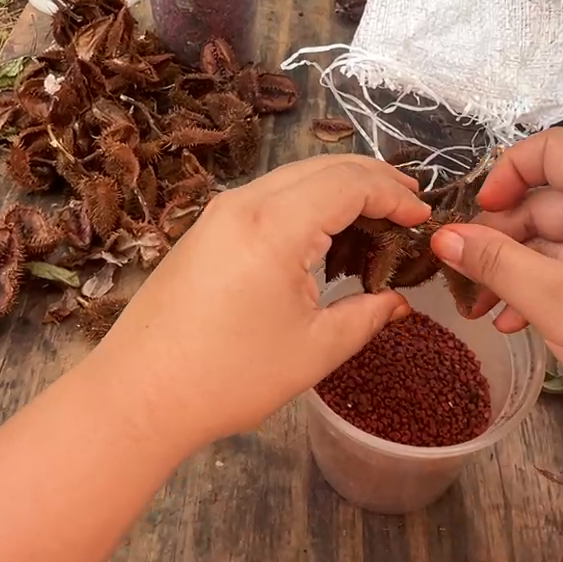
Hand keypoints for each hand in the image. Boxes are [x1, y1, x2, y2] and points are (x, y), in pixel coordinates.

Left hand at [91, 155, 430, 446]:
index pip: (348, 184)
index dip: (392, 196)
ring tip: (376, 214)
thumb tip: (397, 301)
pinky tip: (325, 229)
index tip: (424, 217)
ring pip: (293, 177)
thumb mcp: (312, 350)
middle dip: (371, 180)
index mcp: (274, 225)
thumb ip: (365, 316)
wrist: (138, 394)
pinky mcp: (205, 228)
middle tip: (409, 204)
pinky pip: (269, 196)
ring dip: (338, 187)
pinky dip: (307, 201)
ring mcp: (219, 212)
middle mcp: (244, 202)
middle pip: (322, 168)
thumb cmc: (228, 376)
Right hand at [428, 128, 562, 439]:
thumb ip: (494, 263)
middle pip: (549, 202)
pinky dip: (552, 286)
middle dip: (501, 240)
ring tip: (487, 315)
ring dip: (520, 271)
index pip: (552, 149)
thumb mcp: (554, 301)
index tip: (478, 216)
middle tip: (466, 284)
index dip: (506, 173)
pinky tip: (524, 325)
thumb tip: (443, 236)